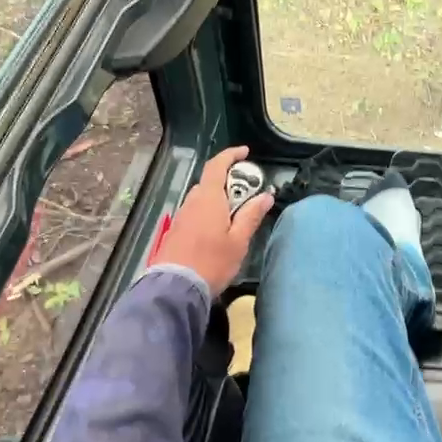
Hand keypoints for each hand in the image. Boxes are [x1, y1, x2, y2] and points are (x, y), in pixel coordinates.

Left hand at [152, 146, 273, 295]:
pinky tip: (218, 231)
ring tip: (236, 216)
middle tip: (248, 195)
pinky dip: (209, 213)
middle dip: (230, 183)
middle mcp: (192, 202)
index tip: (246, 153)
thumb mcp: (239, 241)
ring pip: (203, 198)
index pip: (217, 165)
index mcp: (209, 198)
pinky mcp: (176, 231)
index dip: (231, 155)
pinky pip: (195, 212)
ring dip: (220, 199)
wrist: (175, 288)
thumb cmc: (211, 262)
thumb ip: (251, 215)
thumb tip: (266, 195)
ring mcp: (181, 216)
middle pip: (211, 182)